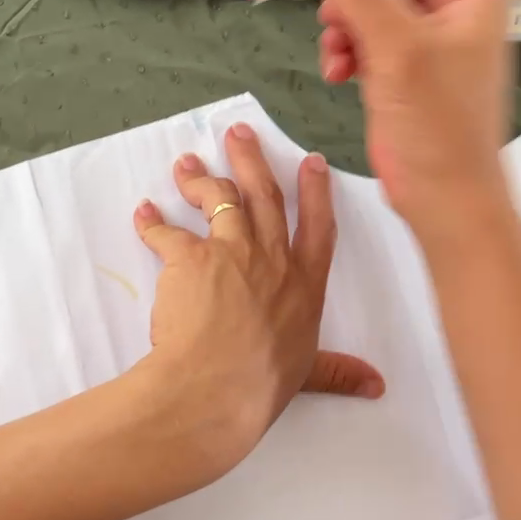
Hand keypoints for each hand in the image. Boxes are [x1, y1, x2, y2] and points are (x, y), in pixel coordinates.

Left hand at [132, 123, 383, 471]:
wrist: (219, 385)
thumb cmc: (264, 382)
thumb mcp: (309, 373)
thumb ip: (339, 372)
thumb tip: (377, 386)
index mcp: (304, 283)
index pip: (316, 227)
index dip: (315, 192)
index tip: (311, 162)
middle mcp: (272, 258)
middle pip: (264, 195)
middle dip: (251, 160)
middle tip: (237, 133)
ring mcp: (232, 251)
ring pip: (218, 199)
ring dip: (201, 177)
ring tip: (186, 164)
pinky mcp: (190, 257)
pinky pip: (167, 231)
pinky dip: (152, 221)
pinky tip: (143, 214)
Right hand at [316, 0, 513, 234]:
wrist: (445, 200)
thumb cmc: (435, 127)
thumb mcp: (399, 54)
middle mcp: (452, 10)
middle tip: (328, 16)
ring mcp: (427, 43)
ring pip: (374, 6)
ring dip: (344, 25)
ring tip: (333, 58)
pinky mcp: (405, 73)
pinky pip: (369, 42)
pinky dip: (347, 51)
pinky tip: (336, 76)